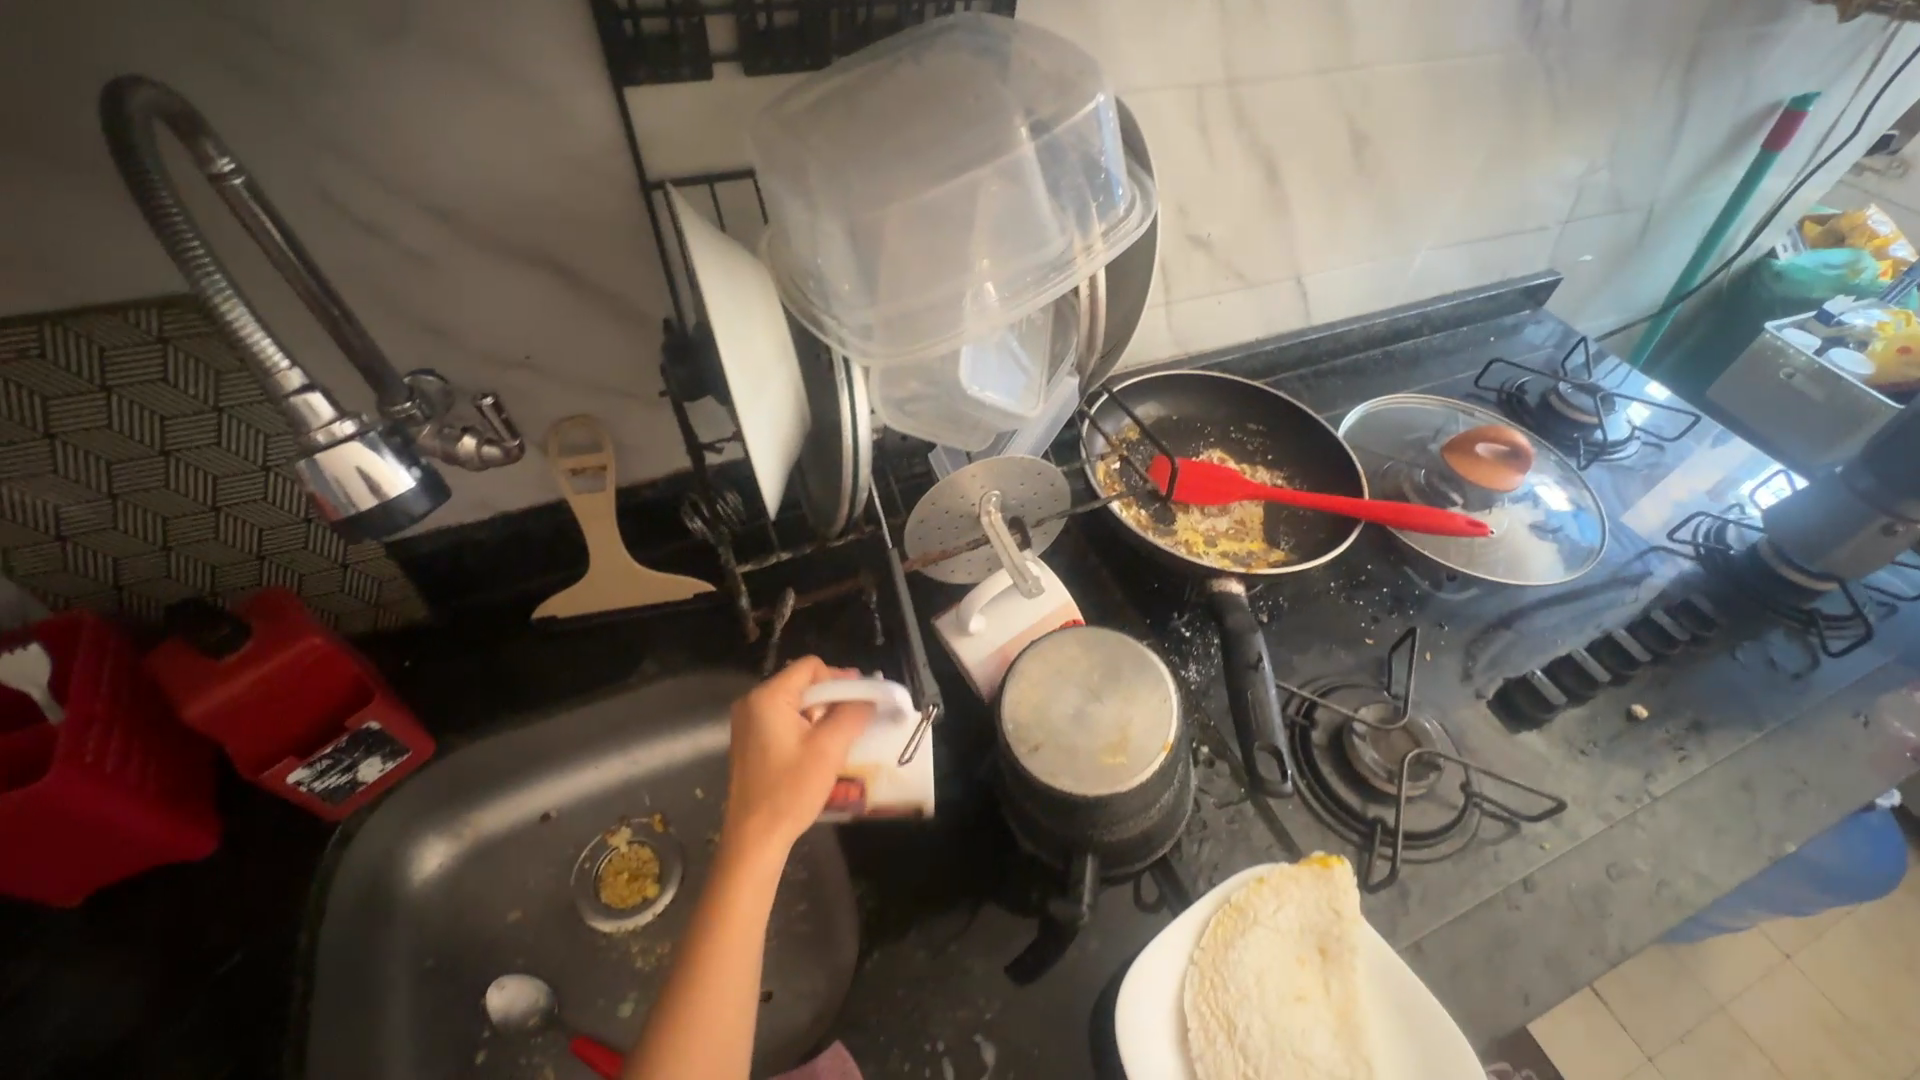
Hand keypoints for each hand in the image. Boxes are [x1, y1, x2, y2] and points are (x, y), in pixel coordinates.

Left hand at [720, 656, 873, 862]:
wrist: (754, 837)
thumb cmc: (790, 791)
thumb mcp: (829, 749)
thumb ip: (851, 714)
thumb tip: (869, 697)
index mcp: (767, 697)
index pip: (810, 667)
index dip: (840, 679)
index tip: (862, 700)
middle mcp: (752, 702)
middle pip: (801, 683)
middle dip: (832, 697)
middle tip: (857, 716)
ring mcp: (747, 723)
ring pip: (794, 702)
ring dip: (820, 713)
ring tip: (842, 734)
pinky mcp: (749, 742)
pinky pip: (783, 720)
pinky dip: (805, 726)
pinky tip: (820, 748)